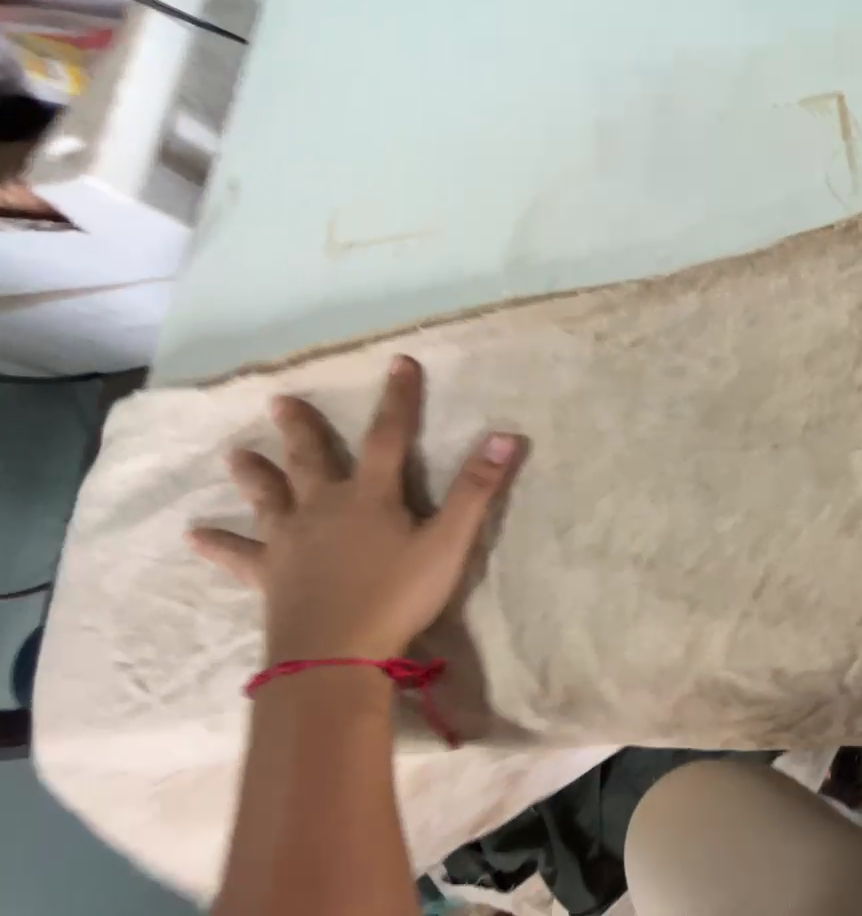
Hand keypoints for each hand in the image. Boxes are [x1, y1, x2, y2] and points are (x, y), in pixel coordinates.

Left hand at [188, 355, 523, 663]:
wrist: (332, 657)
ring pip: (270, 498)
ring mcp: (290, 542)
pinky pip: (239, 556)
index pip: (389, 436)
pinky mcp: (268, 576)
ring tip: (236, 453)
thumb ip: (477, 489)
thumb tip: (506, 435)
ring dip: (255, 474)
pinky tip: (196, 536)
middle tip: (280, 401)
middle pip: (312, 459)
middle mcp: (323, 508)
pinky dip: (219, 545)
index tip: (399, 363)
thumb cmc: (397, 596)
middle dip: (302, 428)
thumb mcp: (450, 542)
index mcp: (369, 497)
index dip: (398, 399)